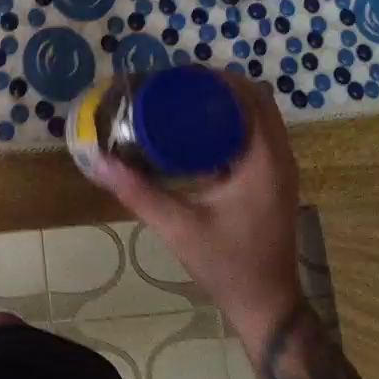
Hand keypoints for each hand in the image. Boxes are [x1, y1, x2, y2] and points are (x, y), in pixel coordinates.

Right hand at [92, 71, 303, 341]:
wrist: (266, 305)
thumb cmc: (226, 264)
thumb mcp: (178, 227)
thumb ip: (137, 192)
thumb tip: (98, 158)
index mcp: (263, 162)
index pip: (251, 98)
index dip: (218, 79)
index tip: (180, 74)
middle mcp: (279, 158)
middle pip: (258, 99)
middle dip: (220, 85)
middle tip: (177, 84)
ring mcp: (281, 170)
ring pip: (261, 116)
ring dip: (229, 101)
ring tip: (185, 99)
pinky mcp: (274, 180)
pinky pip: (259, 134)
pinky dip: (235, 121)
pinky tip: (200, 129)